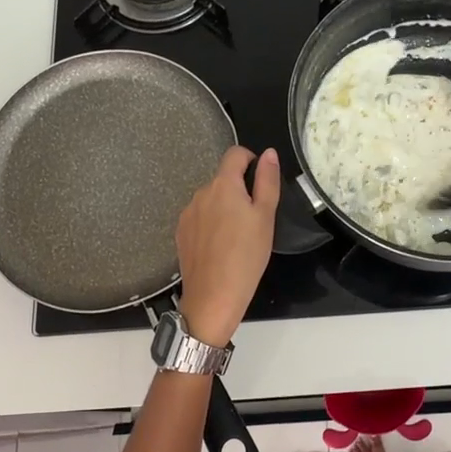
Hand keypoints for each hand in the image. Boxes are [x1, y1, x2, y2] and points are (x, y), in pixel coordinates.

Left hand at [176, 146, 280, 345]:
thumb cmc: (246, 257)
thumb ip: (267, 181)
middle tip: (255, 219)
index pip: (234, 154)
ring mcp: (188, 213)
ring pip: (211, 199)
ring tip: (239, 237)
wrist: (213, 297)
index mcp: (223, 185)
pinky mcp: (181, 232)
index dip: (250, 160)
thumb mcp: (266, 217)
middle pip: (223, 179)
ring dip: (225, 207)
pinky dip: (212, 223)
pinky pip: (200, 217)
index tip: (260, 180)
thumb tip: (269, 153)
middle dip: (239, 190)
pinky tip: (221, 247)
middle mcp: (201, 193)